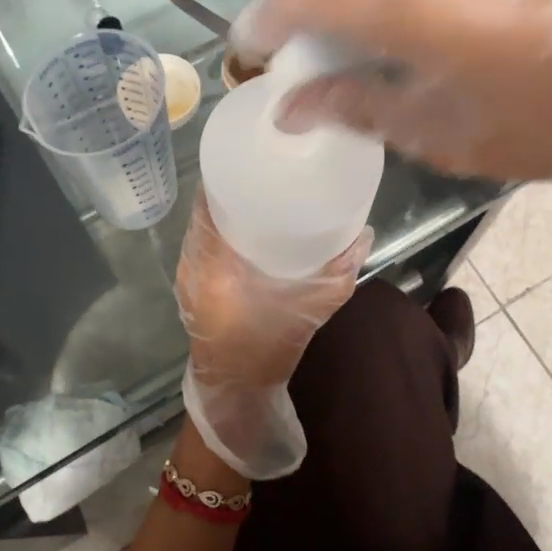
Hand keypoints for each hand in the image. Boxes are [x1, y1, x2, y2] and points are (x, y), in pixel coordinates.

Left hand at [175, 191, 368, 479]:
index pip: (211, 204)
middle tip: (267, 168)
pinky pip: (205, 238)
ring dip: (227, 203)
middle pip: (206, 207)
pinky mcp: (192, 281)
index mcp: (213, 265)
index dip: (229, 176)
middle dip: (233, 185)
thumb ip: (338, 274)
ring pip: (204, 221)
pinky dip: (223, 223)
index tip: (258, 157)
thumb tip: (364, 233)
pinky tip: (250, 220)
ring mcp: (188, 271)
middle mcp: (193, 261)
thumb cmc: (267, 350)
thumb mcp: (309, 310)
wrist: (236, 394)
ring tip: (261, 186)